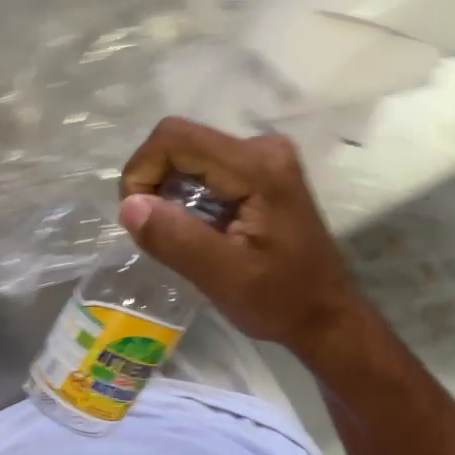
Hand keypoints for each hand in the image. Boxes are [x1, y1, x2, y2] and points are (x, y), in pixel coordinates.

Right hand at [119, 117, 371, 355]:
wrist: (325, 315)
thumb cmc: (279, 300)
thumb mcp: (223, 277)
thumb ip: (176, 239)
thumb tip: (129, 206)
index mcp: (257, 167)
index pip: (175, 138)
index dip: (141, 170)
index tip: (135, 216)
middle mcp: (262, 149)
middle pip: (181, 142)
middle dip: (151, 181)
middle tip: (150, 230)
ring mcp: (264, 159)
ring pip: (189, 155)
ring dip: (166, 190)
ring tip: (172, 235)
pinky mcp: (260, 173)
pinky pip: (205, 170)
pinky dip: (185, 196)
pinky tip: (193, 230)